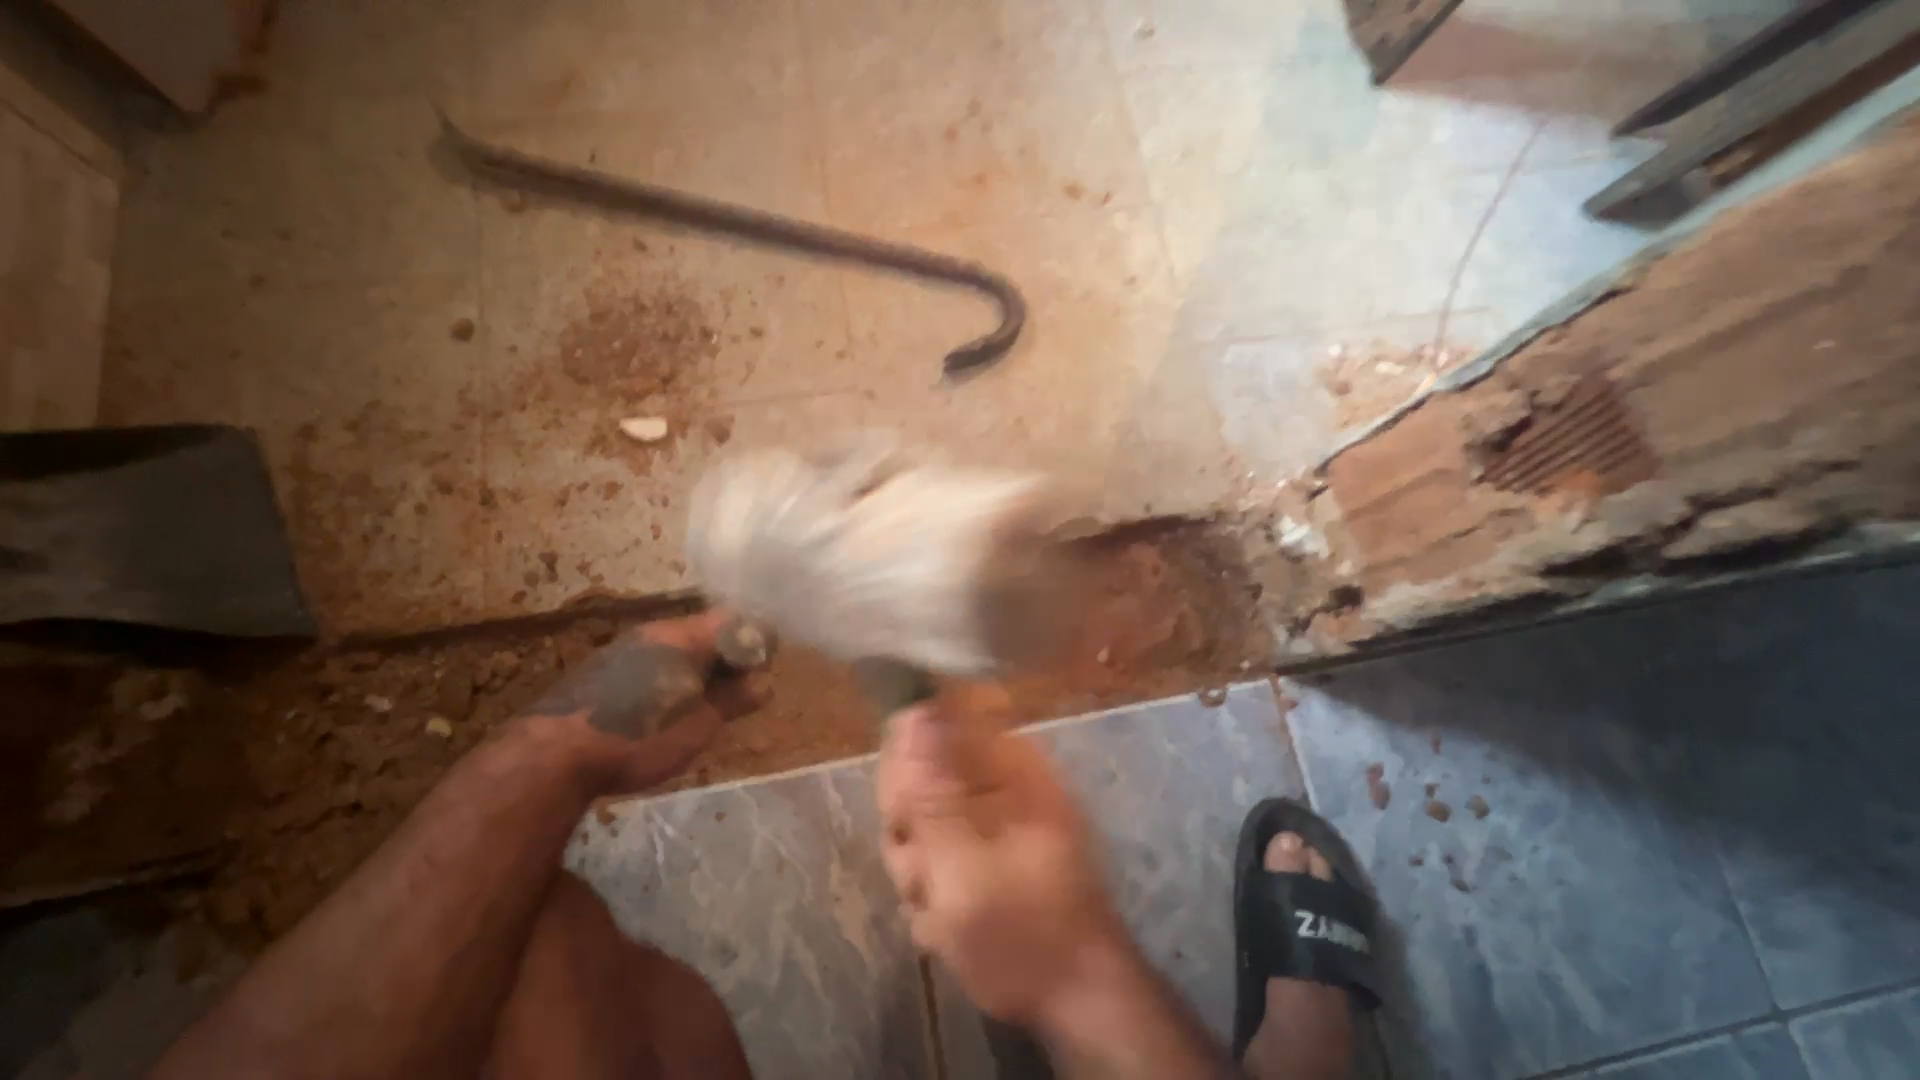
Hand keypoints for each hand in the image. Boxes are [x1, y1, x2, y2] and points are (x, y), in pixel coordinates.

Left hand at [521, 610, 751, 793]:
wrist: (550, 757)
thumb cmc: (639, 737)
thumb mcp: (700, 724)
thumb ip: (733, 699)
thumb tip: (764, 682)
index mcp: (682, 636)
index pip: (735, 620)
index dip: (758, 642)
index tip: (765, 673)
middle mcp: (653, 633)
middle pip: (706, 633)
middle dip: (728, 660)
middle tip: (740, 697)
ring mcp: (622, 651)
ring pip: (676, 652)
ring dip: (698, 673)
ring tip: (705, 710)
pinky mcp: (600, 674)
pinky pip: (650, 667)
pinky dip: (669, 682)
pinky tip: (664, 715)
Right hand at [875, 687, 1128, 1028]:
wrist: (1076, 1001)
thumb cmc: (1023, 932)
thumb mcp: (963, 867)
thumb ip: (929, 794)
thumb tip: (911, 712)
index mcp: (1005, 768)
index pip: (933, 723)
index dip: (905, 766)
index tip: (902, 815)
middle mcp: (1000, 784)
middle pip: (920, 778)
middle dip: (910, 833)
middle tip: (926, 876)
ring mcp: (994, 822)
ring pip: (921, 824)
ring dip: (919, 871)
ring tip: (942, 910)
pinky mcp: (988, 858)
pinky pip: (937, 856)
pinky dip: (936, 892)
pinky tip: (948, 927)